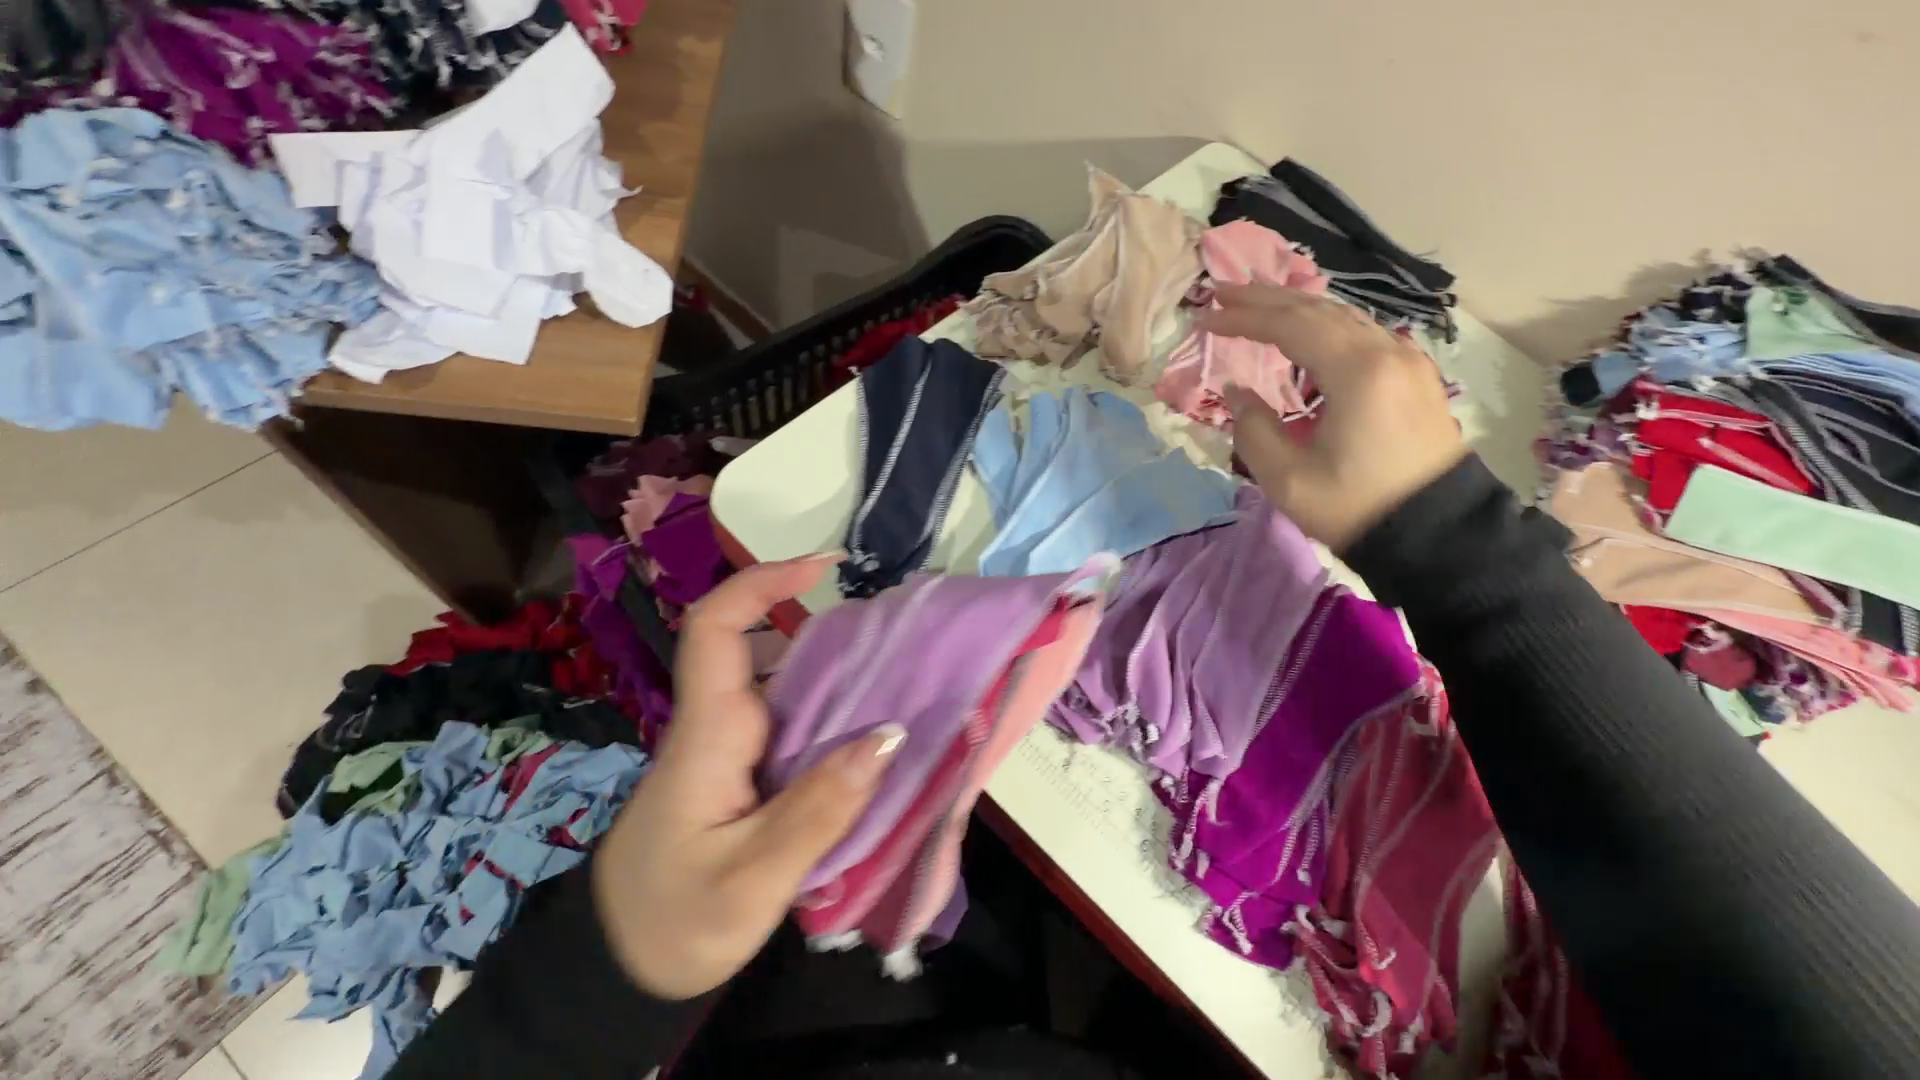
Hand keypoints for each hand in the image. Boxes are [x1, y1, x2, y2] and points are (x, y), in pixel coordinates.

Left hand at [590, 554, 904, 999]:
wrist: (619, 969)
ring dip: (837, 675)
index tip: (825, 568)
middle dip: (826, 630)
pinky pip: (792, 728)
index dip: (761, 583)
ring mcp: (729, 752)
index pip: (716, 629)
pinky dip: (834, 720)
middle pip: (761, 649)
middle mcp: (717, 728)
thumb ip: (819, 810)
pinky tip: (874, 737)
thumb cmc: (675, 922)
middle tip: (898, 637)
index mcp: (708, 736)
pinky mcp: (741, 777)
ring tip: (902, 680)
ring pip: (782, 689)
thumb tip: (889, 735)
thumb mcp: (752, 880)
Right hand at [1200, 285, 1466, 551]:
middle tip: (1222, 293)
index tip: (1205, 317)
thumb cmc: (1357, 507)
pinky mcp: (1413, 377)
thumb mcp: (1288, 479)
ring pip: (1343, 317)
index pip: (1290, 326)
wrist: (1437, 534)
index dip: (1244, 318)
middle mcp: (1386, 352)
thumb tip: (1238, 392)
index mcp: (1357, 371)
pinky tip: (1303, 332)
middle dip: (1266, 299)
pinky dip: (1323, 325)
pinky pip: (1361, 334)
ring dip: (1296, 308)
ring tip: (1256, 305)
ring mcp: (1406, 361)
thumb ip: (1253, 429)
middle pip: (1318, 309)